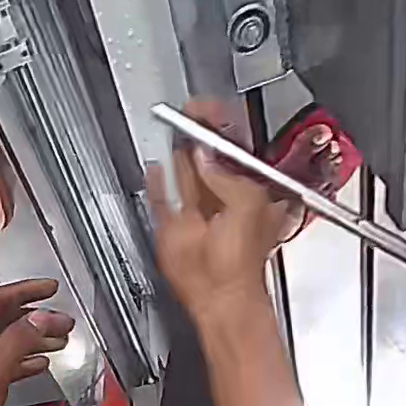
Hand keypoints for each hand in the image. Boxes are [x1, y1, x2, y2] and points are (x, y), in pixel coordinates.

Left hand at [0, 279, 74, 405]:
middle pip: (3, 322)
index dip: (25, 290)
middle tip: (62, 319)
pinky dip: (24, 363)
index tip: (49, 288)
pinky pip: (5, 368)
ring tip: (58, 340)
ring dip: (33, 340)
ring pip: (6, 345)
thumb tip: (40, 318)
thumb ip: (16, 341)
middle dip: (35, 318)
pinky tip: (38, 365)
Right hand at [149, 102, 296, 327]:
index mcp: (248, 194)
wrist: (219, 294)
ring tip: (174, 128)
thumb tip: (205, 157)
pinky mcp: (173, 228)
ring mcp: (196, 214)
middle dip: (200, 134)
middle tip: (190, 114)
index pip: (235, 150)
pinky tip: (157, 169)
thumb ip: (226, 175)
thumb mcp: (247, 204)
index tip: (209, 111)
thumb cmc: (242, 261)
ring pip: (184, 174)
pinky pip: (162, 199)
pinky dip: (158, 184)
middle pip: (208, 158)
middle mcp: (222, 200)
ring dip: (179, 154)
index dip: (223, 128)